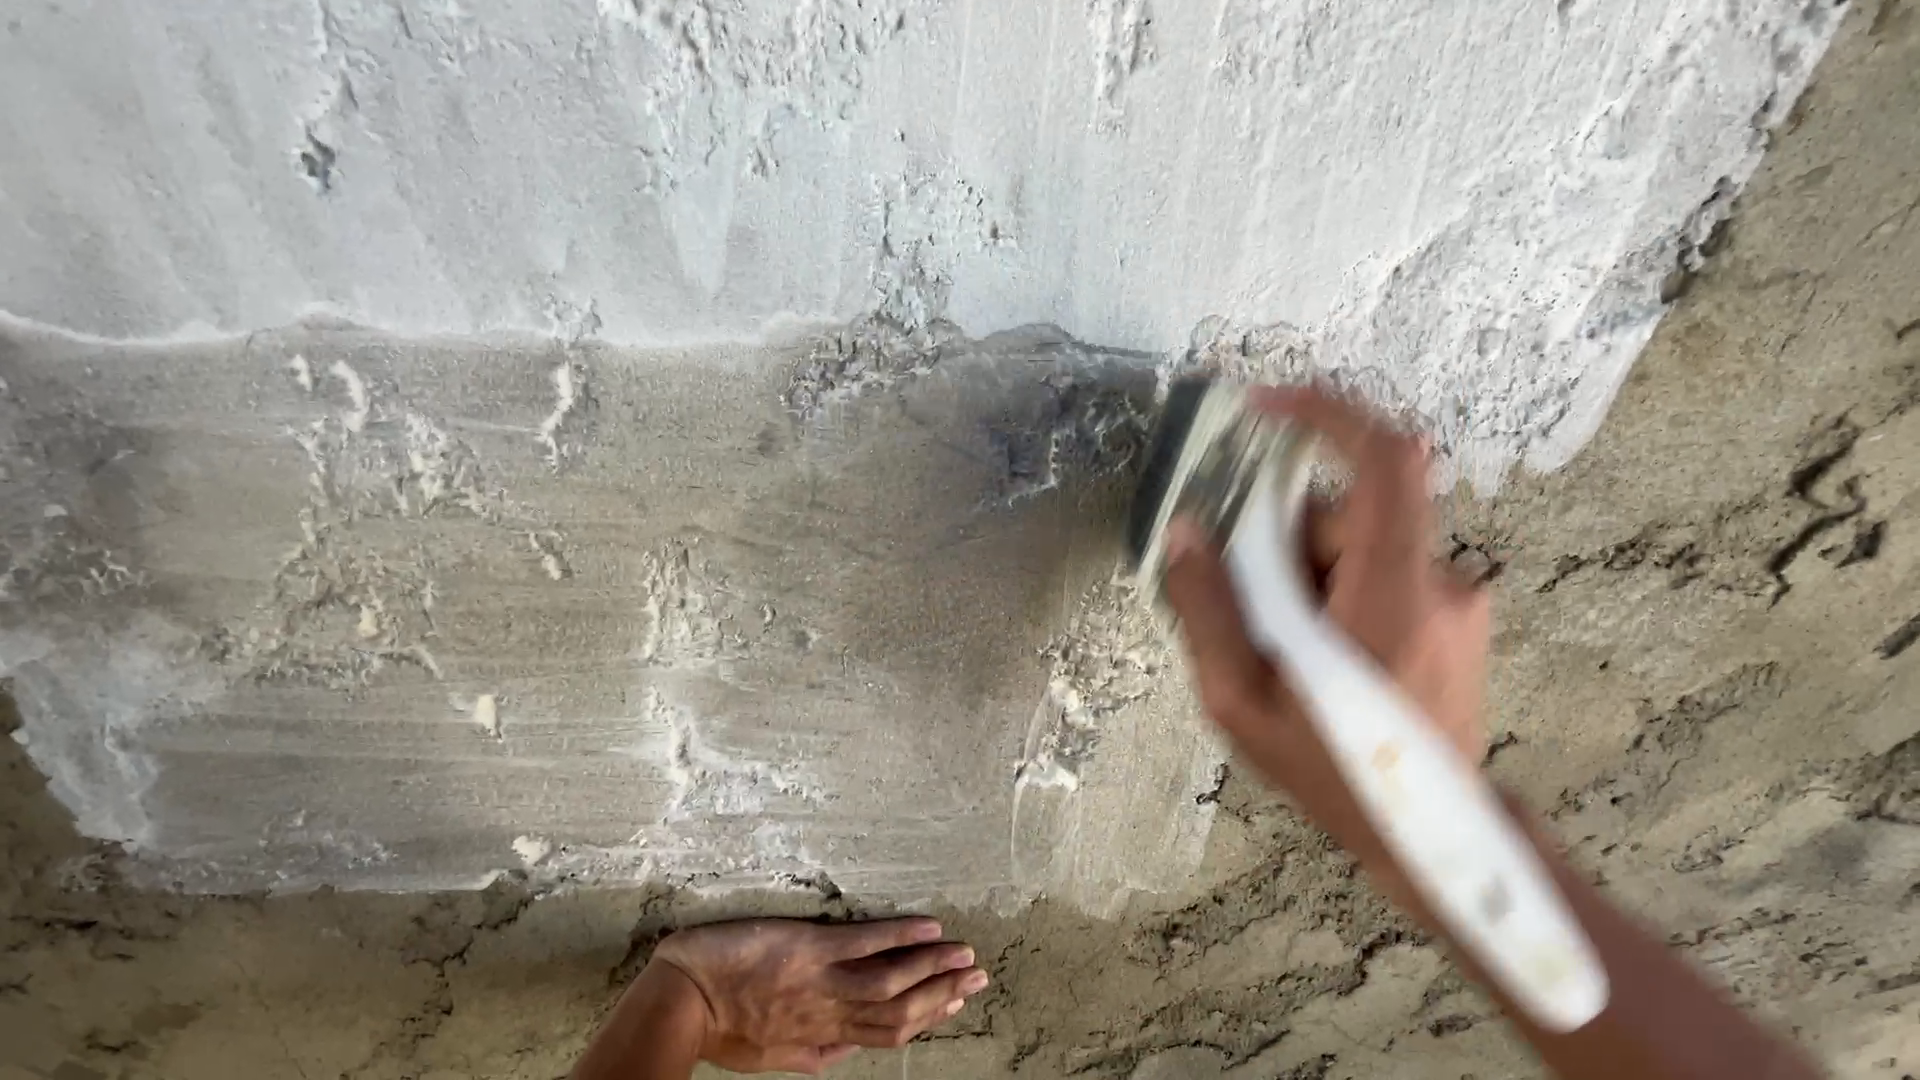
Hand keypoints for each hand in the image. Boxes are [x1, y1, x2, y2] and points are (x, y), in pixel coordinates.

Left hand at [650, 917, 987, 1073]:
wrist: (681, 1000)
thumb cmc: (718, 1028)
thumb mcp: (768, 1058)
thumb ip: (810, 1053)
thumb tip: (841, 1052)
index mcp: (822, 1040)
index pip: (887, 1033)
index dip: (927, 1021)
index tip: (954, 1005)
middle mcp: (831, 1014)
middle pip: (900, 1010)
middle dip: (943, 995)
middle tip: (978, 977)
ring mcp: (823, 981)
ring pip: (892, 981)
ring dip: (934, 968)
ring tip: (966, 954)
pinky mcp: (811, 948)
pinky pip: (865, 944)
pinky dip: (900, 936)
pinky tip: (928, 927)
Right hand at [1163, 384, 1490, 794]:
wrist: (1431, 836)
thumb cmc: (1330, 771)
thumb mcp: (1238, 699)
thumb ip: (1206, 607)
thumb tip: (1186, 529)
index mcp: (1390, 596)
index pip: (1385, 462)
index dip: (1327, 413)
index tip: (1262, 408)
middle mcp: (1439, 581)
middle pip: (1346, 514)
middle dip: (1285, 548)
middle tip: (1258, 619)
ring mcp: (1457, 597)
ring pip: (1359, 545)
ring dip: (1309, 578)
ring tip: (1294, 654)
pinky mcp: (1458, 612)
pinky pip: (1380, 568)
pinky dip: (1337, 591)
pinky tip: (1327, 657)